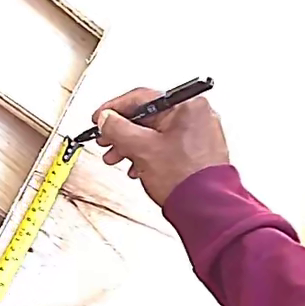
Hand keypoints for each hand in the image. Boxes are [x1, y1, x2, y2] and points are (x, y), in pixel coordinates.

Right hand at [92, 87, 229, 204]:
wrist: (205, 207)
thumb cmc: (184, 178)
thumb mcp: (141, 148)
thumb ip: (117, 129)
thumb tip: (105, 118)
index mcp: (187, 106)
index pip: (140, 98)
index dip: (113, 109)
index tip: (99, 118)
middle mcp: (196, 115)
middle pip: (147, 116)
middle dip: (120, 132)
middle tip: (105, 140)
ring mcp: (198, 133)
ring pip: (154, 132)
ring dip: (130, 145)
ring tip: (117, 157)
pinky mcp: (196, 150)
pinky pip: (164, 144)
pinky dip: (146, 153)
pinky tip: (136, 165)